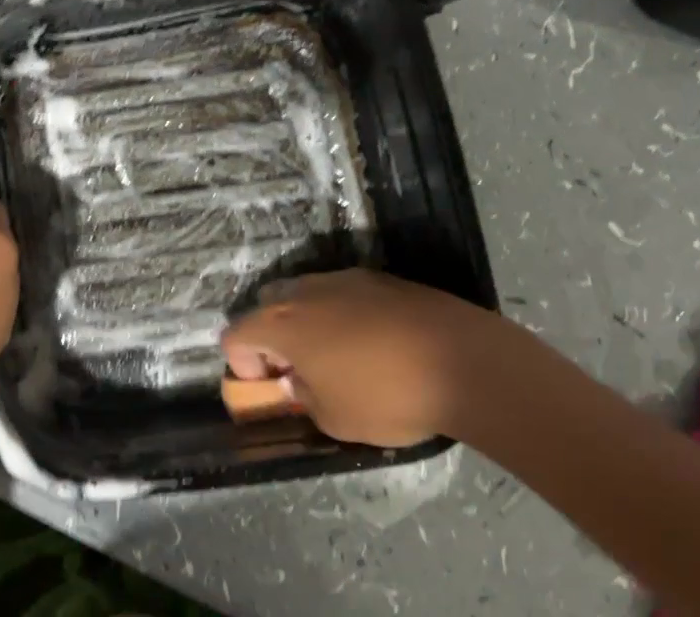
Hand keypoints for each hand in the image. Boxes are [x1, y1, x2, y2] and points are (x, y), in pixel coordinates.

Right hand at [221, 269, 506, 446]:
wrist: (466, 362)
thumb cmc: (388, 396)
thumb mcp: (335, 420)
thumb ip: (304, 398)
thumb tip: (302, 381)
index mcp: (281, 323)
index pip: (234, 335)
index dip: (243, 366)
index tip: (274, 390)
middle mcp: (304, 291)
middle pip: (267, 306)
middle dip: (273, 337)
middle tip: (300, 369)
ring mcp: (344, 279)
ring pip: (307, 296)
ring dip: (310, 323)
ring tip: (342, 357)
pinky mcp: (382, 279)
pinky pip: (345, 295)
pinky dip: (346, 316)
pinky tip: (377, 346)